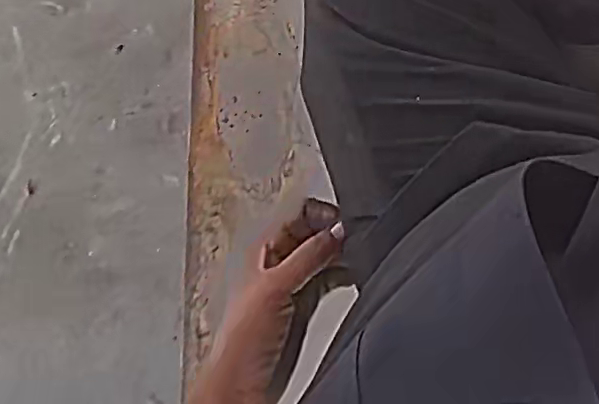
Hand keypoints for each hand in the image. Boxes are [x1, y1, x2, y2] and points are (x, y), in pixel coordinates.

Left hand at [190, 199, 345, 403]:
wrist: (240, 392)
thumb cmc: (240, 344)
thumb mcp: (275, 289)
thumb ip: (308, 256)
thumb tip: (337, 229)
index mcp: (264, 249)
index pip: (297, 212)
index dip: (320, 211)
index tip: (342, 219)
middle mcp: (279, 262)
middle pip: (313, 231)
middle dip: (334, 229)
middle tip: (354, 234)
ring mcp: (293, 284)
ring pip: (323, 254)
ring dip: (341, 250)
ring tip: (358, 250)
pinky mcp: (305, 305)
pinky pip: (329, 277)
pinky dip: (344, 271)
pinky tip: (354, 271)